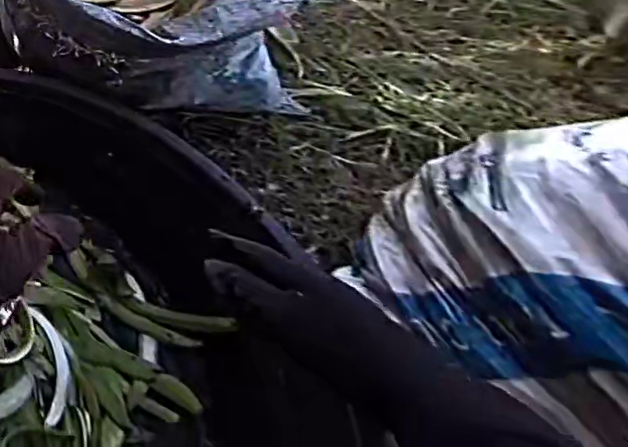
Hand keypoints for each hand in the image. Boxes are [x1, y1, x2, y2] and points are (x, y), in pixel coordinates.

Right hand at [204, 234, 569, 445]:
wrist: (419, 393)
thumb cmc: (343, 350)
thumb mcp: (286, 319)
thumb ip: (248, 292)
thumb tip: (208, 263)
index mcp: (304, 276)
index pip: (259, 253)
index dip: (233, 244)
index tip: (210, 234)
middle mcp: (325, 283)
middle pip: (282, 265)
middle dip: (255, 259)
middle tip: (230, 254)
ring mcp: (349, 306)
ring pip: (302, 285)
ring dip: (278, 282)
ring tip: (259, 285)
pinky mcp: (364, 331)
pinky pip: (317, 305)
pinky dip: (298, 303)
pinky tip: (299, 317)